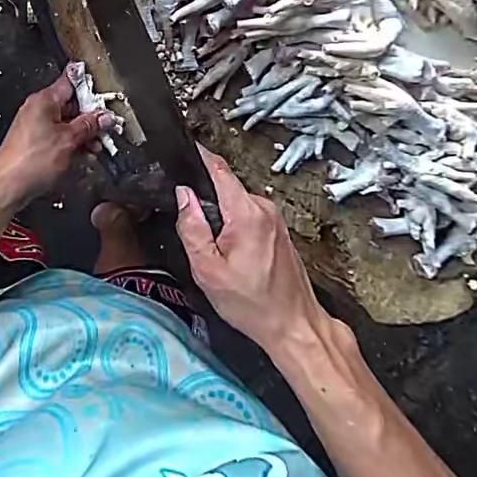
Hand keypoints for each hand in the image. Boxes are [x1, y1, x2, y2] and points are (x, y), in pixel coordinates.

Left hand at [0, 67, 106, 210]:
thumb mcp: (69, 141)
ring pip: (66, 123)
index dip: (90, 87)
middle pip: (71, 104)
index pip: (71, 82)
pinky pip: (58, 136)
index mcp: (44, 100)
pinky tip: (81, 155)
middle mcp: (37, 109)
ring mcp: (35, 125)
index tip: (105, 96)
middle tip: (105, 129)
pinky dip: (71, 143)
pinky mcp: (35, 141)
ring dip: (83, 134)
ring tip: (94, 147)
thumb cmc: (29, 162)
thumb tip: (103, 117)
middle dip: (90, 118)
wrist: (8, 186)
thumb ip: (89, 126)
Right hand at [176, 144, 330, 351]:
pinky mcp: (277, 229)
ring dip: (218, 216)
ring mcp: (274, 219)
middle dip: (203, 199)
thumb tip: (183, 195)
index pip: (217, 168)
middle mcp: (264, 209)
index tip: (181, 148)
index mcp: (246, 214)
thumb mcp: (207, 268)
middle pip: (223, 186)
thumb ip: (191, 226)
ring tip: (214, 249)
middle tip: (193, 229)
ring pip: (233, 201)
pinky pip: (245, 214)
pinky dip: (231, 225)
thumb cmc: (253, 304)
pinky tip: (230, 253)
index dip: (197, 155)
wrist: (295, 327)